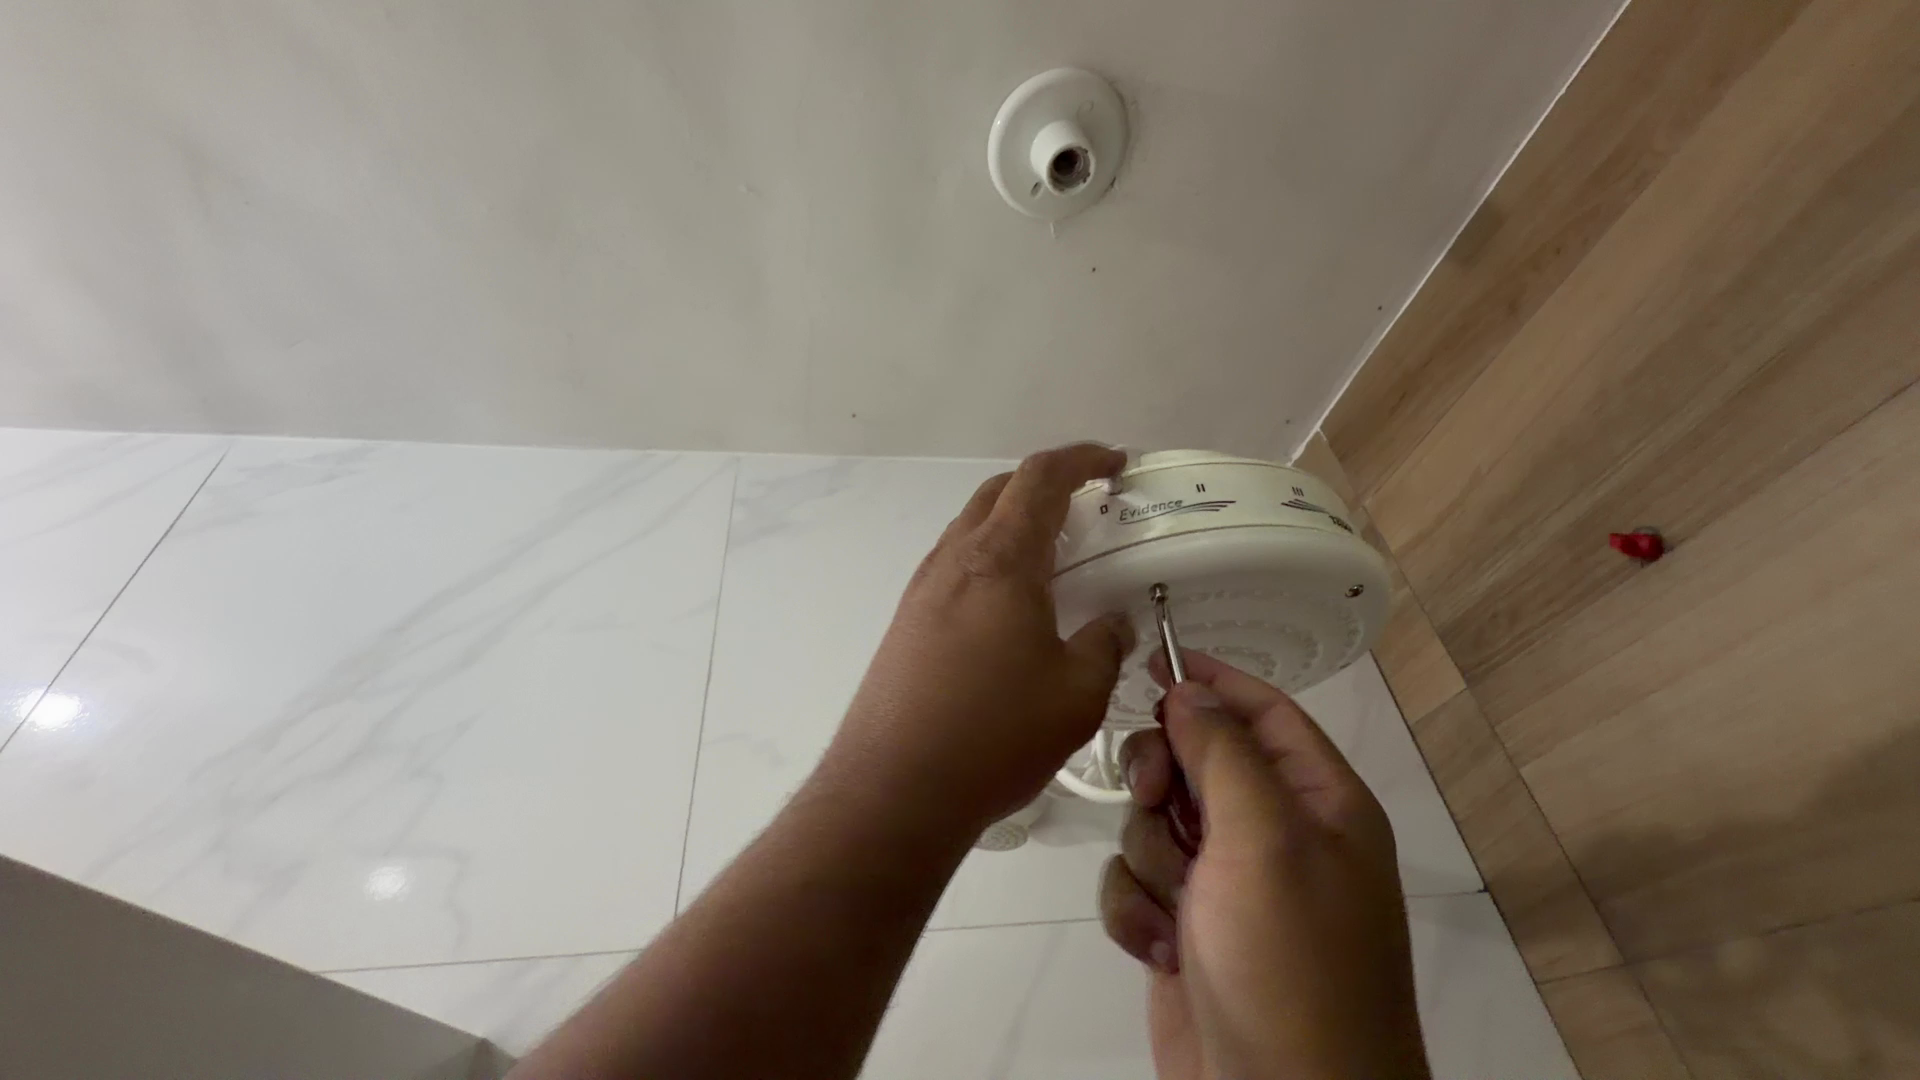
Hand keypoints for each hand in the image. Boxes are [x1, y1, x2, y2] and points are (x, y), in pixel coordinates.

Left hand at [826, 443, 1134, 834]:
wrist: (892, 788)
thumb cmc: (994, 735)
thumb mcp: (1076, 695)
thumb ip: (1104, 645)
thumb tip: (1111, 623)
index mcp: (1001, 560)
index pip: (1041, 477)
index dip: (1083, 459)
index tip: (1116, 465)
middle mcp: (954, 560)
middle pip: (1000, 493)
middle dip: (1047, 486)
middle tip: (1089, 510)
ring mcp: (922, 590)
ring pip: (972, 529)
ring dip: (1014, 526)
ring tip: (1056, 561)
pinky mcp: (907, 623)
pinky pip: (955, 568)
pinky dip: (991, 563)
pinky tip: (1012, 609)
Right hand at [1099, 651, 1429, 1079]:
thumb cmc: (1288, 963)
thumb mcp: (1263, 839)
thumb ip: (1223, 750)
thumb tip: (1190, 688)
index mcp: (1318, 803)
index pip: (1264, 711)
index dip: (1212, 680)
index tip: (1153, 659)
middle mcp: (1273, 835)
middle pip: (1195, 760)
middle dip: (1163, 779)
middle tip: (1156, 800)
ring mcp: (1226, 883)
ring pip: (1154, 821)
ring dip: (1151, 858)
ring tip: (1179, 906)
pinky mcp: (1185, 924)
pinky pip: (1136, 880)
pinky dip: (1138, 909)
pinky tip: (1162, 947)